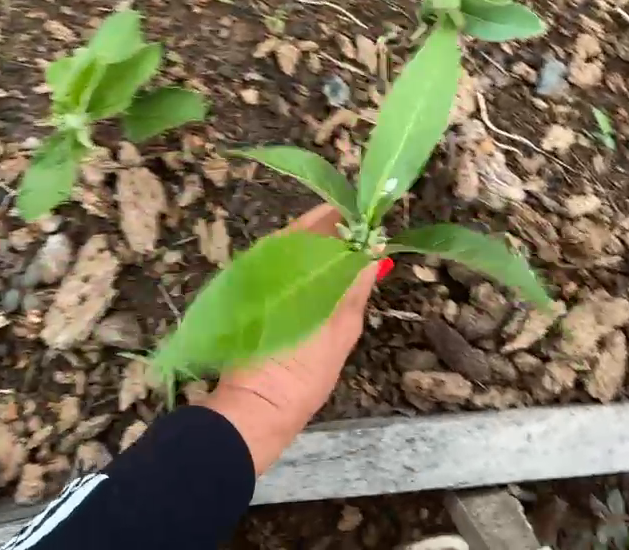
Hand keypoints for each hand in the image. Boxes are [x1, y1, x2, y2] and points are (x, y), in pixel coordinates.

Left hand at [196, 204, 384, 473]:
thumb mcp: (340, 328)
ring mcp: (258, 277)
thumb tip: (374, 248)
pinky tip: (329, 279)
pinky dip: (310, 267)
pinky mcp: (255, 295)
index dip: (349, 217)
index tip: (373, 221)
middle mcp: (269, 260)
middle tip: (369, 240)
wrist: (255, 410)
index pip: (323, 221)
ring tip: (355, 258)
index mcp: (289, 260)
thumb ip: (356, 284)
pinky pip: (287, 267)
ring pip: (298, 248)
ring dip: (325, 249)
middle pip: (308, 231)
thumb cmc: (300, 373)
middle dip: (338, 231)